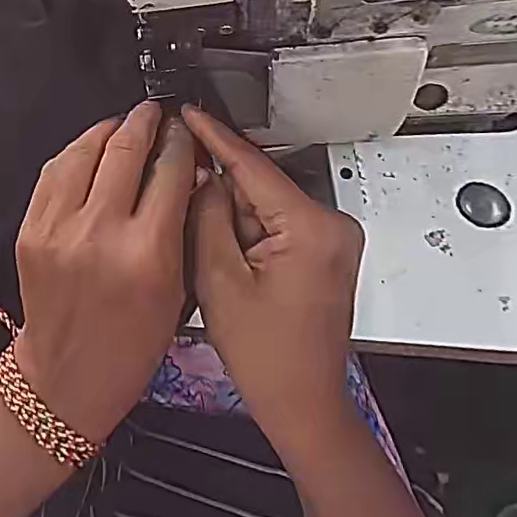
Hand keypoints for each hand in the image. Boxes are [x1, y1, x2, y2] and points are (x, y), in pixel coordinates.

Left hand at [12, 100, 192, 445]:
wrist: (68, 376)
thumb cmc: (133, 342)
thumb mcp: (178, 288)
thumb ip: (183, 224)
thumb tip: (188, 171)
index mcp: (147, 253)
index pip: (169, 172)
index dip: (179, 142)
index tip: (183, 132)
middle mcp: (100, 234)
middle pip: (125, 150)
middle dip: (144, 122)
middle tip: (155, 112)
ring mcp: (59, 229)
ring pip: (84, 151)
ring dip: (108, 130)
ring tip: (124, 125)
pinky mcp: (31, 231)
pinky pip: (54, 172)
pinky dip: (75, 152)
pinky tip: (90, 149)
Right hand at [182, 104, 364, 448]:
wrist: (304, 401)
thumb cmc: (269, 358)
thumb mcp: (220, 281)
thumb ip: (207, 217)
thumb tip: (202, 176)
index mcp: (311, 228)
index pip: (254, 166)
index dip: (216, 137)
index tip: (193, 114)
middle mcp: (332, 224)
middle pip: (260, 187)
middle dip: (221, 194)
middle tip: (184, 203)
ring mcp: (332, 237)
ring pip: (266, 206)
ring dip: (233, 218)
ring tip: (216, 259)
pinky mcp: (325, 249)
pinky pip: (278, 223)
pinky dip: (249, 232)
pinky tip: (232, 261)